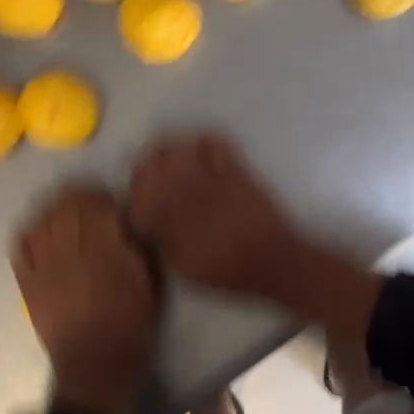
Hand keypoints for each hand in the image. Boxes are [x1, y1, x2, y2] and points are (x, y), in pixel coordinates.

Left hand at [11, 185, 157, 413]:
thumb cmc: (131, 325)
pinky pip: (21, 245)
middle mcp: (71, 249)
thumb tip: (127, 223)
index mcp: (105, 249)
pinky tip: (40, 230)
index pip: (97, 205)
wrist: (95, 362)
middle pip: (67, 206)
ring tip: (65, 211)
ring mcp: (45, 265)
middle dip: (79, 198)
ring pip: (42, 219)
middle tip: (89, 201)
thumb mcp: (149, 282)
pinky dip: (30, 231)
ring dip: (54, 209)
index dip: (104, 197)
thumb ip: (137, 247)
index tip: (112, 201)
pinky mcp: (27, 281)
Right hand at [129, 133, 384, 341]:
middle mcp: (191, 196)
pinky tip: (197, 145)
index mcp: (177, 224)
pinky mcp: (238, 171)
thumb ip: (165, 243)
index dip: (135, 193)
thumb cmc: (232, 272)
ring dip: (167, 149)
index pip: (142, 196)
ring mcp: (216, 180)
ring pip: (180, 151)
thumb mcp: (189, 269)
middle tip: (144, 172)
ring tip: (164, 154)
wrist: (278, 261)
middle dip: (145, 167)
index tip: (135, 196)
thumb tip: (148, 221)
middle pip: (156, 167)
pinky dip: (202, 141)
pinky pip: (216, 145)